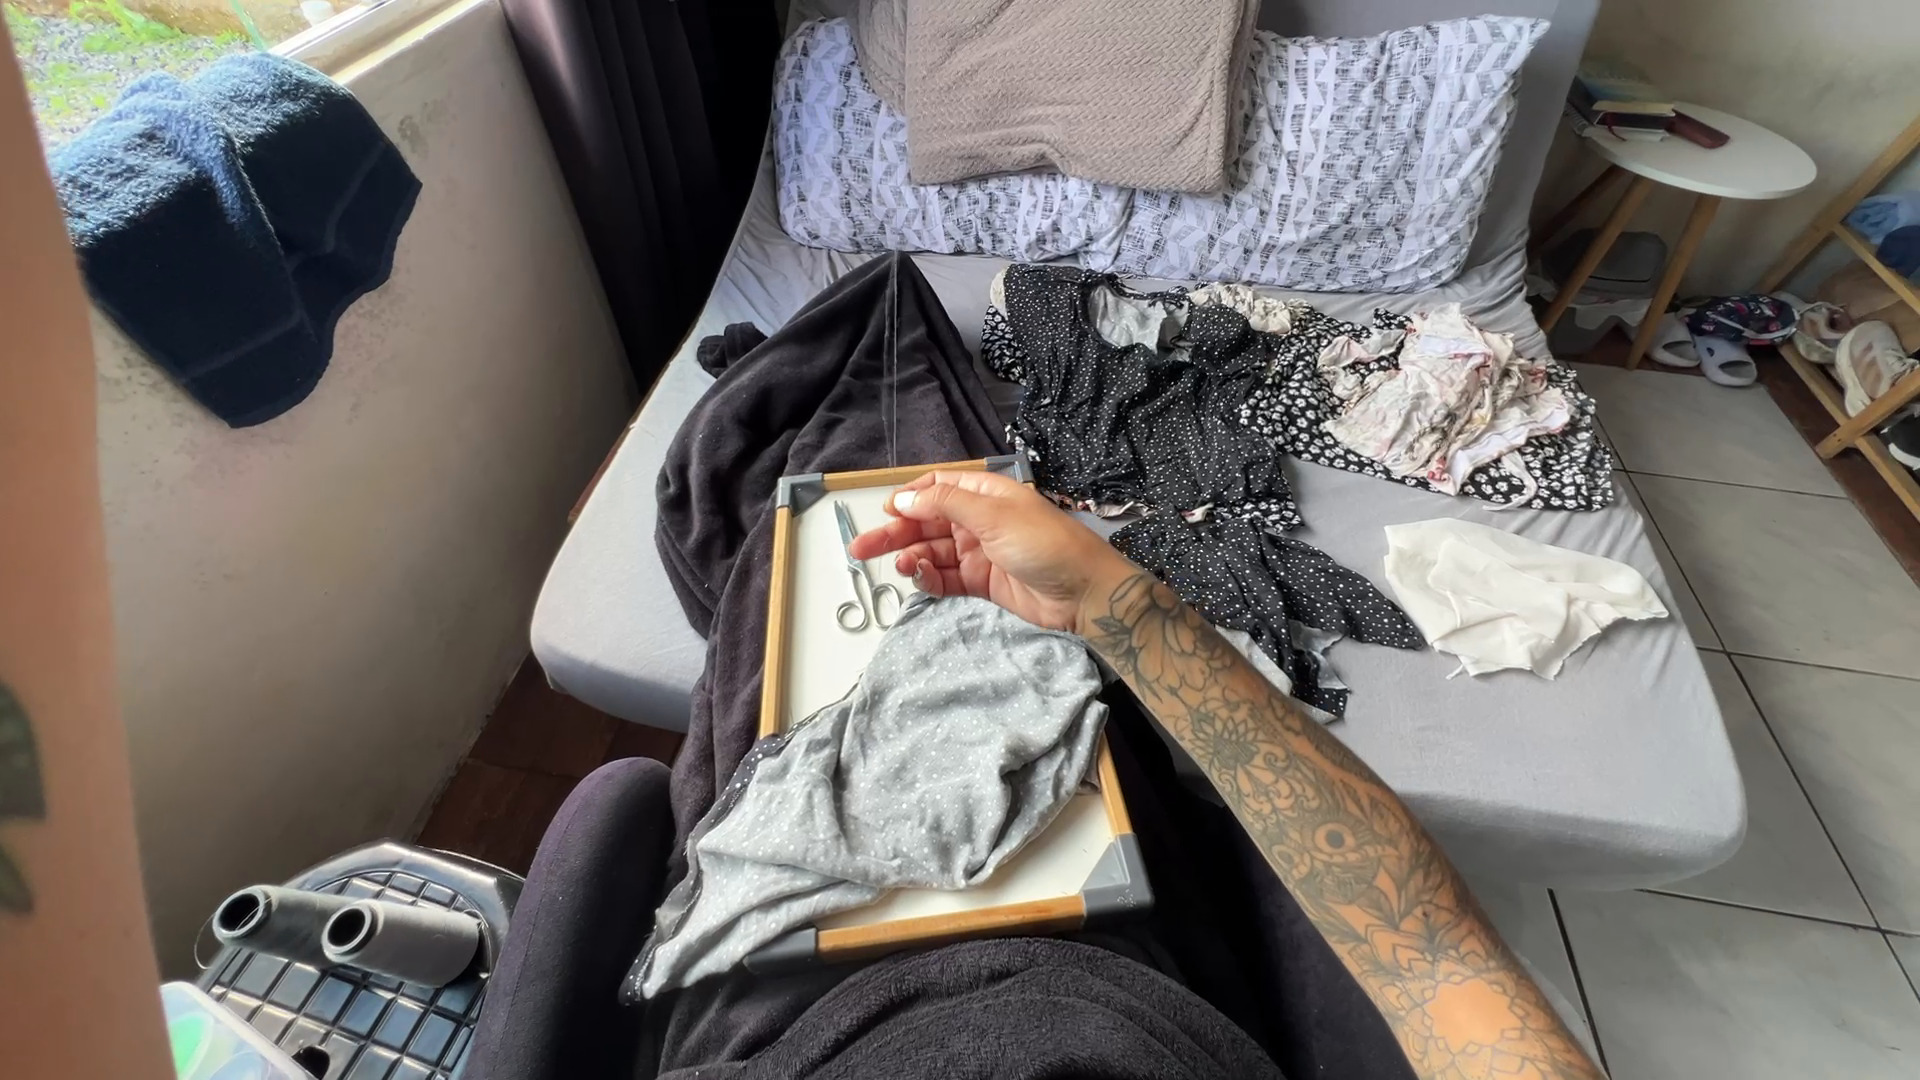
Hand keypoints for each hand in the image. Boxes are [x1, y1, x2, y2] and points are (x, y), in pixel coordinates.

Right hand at [847, 470, 1137, 632]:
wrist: (1083, 592)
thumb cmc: (1044, 543)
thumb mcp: (993, 515)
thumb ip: (945, 505)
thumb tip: (904, 498)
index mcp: (984, 494)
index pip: (938, 489)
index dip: (910, 498)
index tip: (886, 511)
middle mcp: (979, 521)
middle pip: (927, 523)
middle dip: (896, 533)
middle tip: (862, 549)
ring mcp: (979, 552)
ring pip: (933, 552)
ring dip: (912, 557)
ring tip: (900, 566)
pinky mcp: (982, 582)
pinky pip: (946, 578)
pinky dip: (929, 577)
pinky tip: (918, 576)